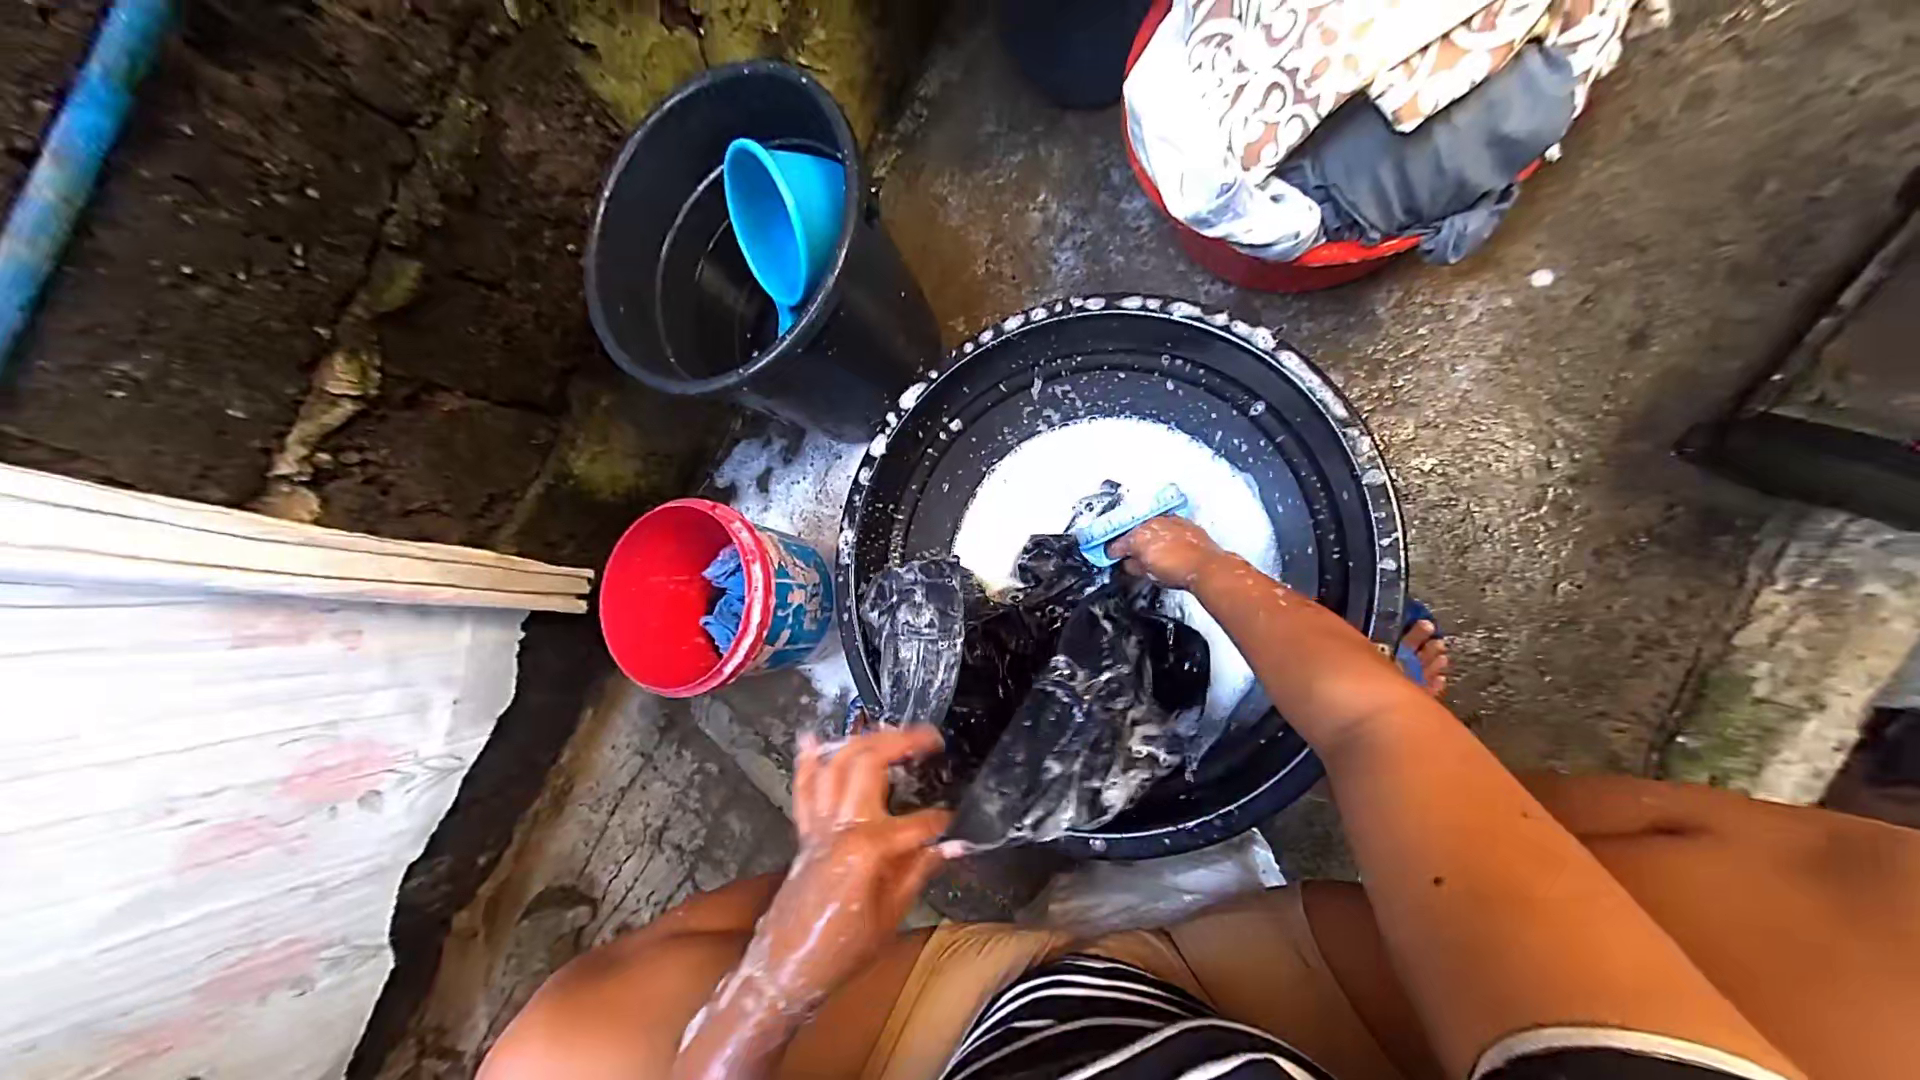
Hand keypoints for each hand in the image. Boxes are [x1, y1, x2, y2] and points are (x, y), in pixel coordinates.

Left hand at [738, 727, 951, 1011]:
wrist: (785, 971)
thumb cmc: (840, 950)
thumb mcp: (891, 916)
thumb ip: (920, 870)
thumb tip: (951, 846)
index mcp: (867, 848)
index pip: (917, 824)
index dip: (941, 822)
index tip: (956, 820)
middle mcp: (840, 826)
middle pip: (868, 762)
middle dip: (902, 741)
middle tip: (928, 737)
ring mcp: (818, 824)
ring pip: (836, 763)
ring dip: (862, 739)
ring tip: (887, 729)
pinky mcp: (804, 831)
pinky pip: (804, 786)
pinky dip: (809, 760)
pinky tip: (815, 738)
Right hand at [1107, 515, 1227, 587]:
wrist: (1206, 567)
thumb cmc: (1178, 571)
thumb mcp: (1148, 574)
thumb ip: (1133, 566)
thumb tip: (1129, 563)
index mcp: (1137, 537)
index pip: (1117, 544)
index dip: (1112, 552)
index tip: (1112, 556)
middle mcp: (1150, 524)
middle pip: (1133, 532)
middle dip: (1131, 542)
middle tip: (1131, 553)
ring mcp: (1167, 520)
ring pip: (1150, 526)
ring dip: (1147, 535)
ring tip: (1150, 548)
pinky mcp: (1183, 522)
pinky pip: (1167, 525)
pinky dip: (1163, 532)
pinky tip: (1167, 542)